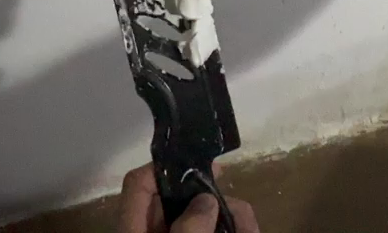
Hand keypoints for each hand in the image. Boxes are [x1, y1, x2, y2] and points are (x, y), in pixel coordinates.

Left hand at [116, 165, 259, 232]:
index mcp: (135, 226)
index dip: (166, 164)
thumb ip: (188, 228)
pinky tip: (248, 232)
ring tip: (252, 229)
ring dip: (231, 219)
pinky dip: (230, 230)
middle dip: (217, 201)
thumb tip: (206, 198)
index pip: (140, 181)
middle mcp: (151, 231)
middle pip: (180, 200)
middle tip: (244, 212)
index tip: (203, 162)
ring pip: (202, 220)